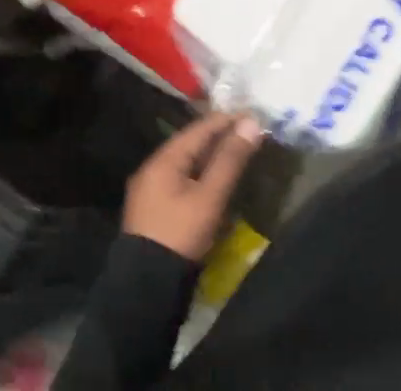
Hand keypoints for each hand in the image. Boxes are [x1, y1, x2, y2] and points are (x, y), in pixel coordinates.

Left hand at [123, 112, 263, 261]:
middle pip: (192, 143)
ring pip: (187, 161)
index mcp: (163, 160)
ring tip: (239, 151)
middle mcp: (153, 168)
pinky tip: (217, 177)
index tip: (255, 115)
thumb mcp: (210, 196)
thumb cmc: (180, 234)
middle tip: (251, 132)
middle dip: (221, 135)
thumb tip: (251, 123)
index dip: (228, 120)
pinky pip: (182, 177)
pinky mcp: (155, 207)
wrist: (145, 285)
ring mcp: (151, 188)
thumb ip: (230, 159)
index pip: (200, 128)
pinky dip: (203, 172)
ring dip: (213, 154)